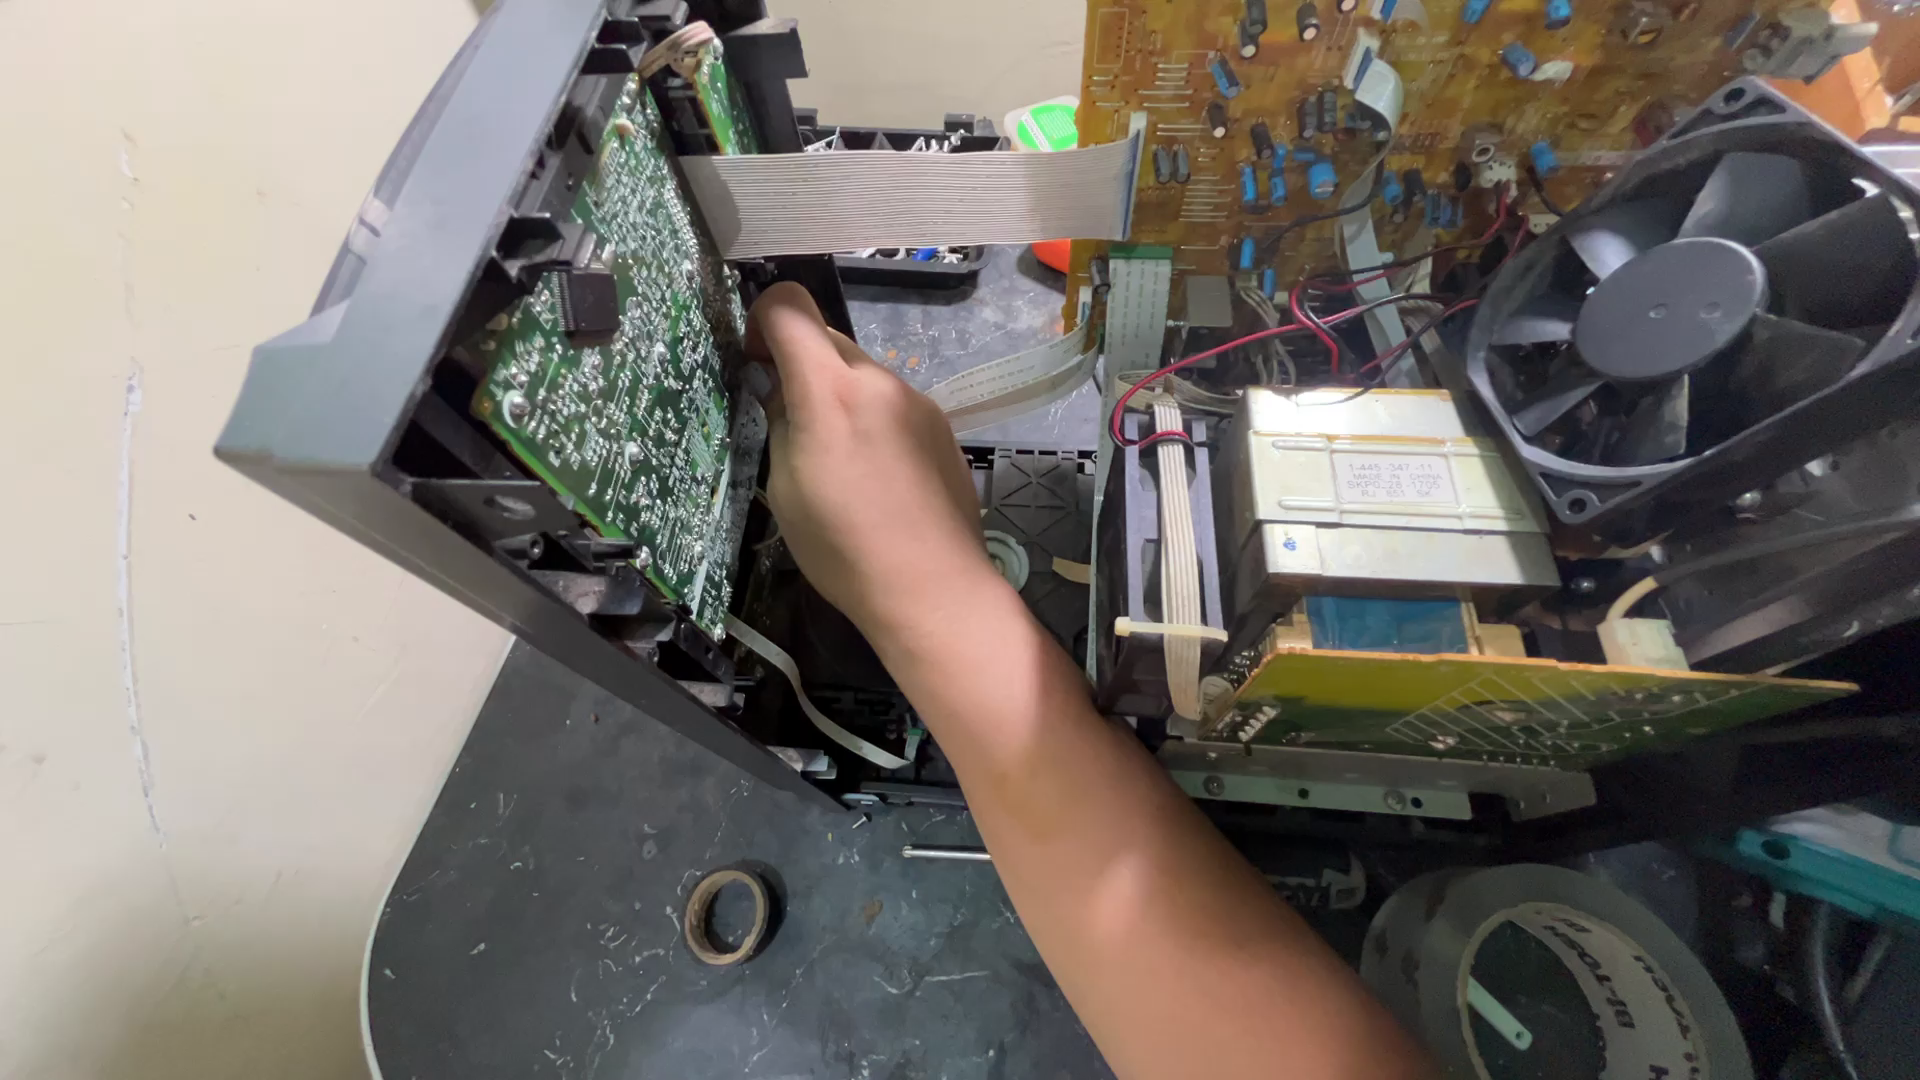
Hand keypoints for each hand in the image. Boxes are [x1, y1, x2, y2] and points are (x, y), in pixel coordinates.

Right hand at [745, 283, 995, 636]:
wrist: (934, 588)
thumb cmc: (844, 549)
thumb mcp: (785, 490)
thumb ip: (780, 424)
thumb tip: (778, 388)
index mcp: (833, 391)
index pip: (789, 307)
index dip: (761, 320)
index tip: (757, 364)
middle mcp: (881, 381)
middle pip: (829, 339)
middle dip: (802, 366)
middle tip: (794, 423)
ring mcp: (920, 402)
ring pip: (864, 374)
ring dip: (842, 396)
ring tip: (844, 462)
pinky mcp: (943, 426)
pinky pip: (894, 403)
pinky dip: (874, 418)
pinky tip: (880, 475)